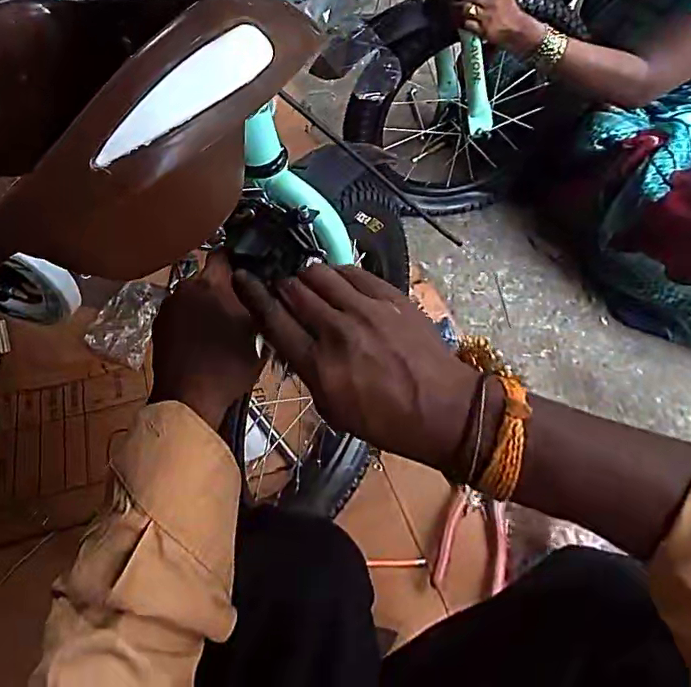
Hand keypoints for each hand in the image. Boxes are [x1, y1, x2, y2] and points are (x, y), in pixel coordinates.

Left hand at [149, 255, 266, 429]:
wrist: (189, 397)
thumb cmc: (228, 366)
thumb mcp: (258, 334)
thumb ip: (257, 303)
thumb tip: (261, 288)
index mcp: (211, 283)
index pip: (224, 254)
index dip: (237, 259)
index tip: (246, 268)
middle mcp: (186, 286)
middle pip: (208, 276)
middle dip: (222, 287)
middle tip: (236, 305)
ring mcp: (169, 304)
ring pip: (193, 295)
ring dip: (204, 303)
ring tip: (217, 327)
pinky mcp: (159, 322)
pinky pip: (179, 311)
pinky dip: (189, 319)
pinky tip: (199, 338)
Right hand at [233, 264, 477, 471]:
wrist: (449, 412)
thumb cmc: (386, 420)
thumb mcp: (333, 408)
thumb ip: (304, 369)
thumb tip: (286, 335)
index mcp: (320, 367)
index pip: (272, 319)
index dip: (251, 294)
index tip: (241, 278)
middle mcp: (338, 333)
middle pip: (292, 289)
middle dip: (282, 287)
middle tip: (284, 292)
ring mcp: (366, 311)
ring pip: (317, 273)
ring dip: (306, 278)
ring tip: (311, 287)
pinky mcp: (390, 298)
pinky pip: (350, 271)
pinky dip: (337, 275)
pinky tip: (339, 285)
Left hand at [440, 0, 546, 54]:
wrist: (519, 30)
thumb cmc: (507, 9)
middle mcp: (491, 0)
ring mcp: (486, 15)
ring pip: (461, 6)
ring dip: (449, 3)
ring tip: (440, 0)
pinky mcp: (481, 29)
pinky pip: (462, 22)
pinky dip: (455, 18)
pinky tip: (450, 15)